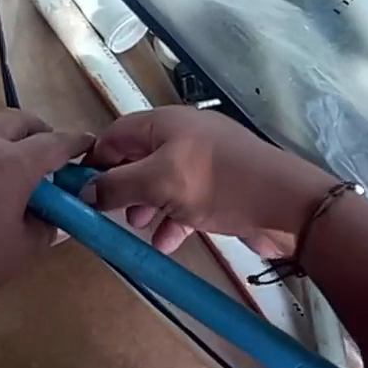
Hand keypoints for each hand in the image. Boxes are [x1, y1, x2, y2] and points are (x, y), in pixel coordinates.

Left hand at [0, 110, 91, 308]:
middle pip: (18, 120)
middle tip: (47, 154)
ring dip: (6, 145)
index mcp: (14, 163)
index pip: (55, 143)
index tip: (87, 144)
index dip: (75, 143)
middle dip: (38, 130)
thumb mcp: (23, 251)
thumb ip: (47, 229)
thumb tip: (54, 218)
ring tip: (9, 178)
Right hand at [83, 107, 336, 257]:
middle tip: (106, 212)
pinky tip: (163, 244)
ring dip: (144, 205)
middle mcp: (182, 137)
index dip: (95, 159)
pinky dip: (171, 220)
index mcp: (165, 123)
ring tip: (136, 228)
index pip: (116, 134)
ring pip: (160, 183)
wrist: (287, 206)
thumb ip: (117, 186)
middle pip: (137, 158)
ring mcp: (203, 163)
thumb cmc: (217, 183)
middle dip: (120, 186)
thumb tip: (84, 191)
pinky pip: (184, 202)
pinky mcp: (220, 189)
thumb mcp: (159, 183)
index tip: (79, 188)